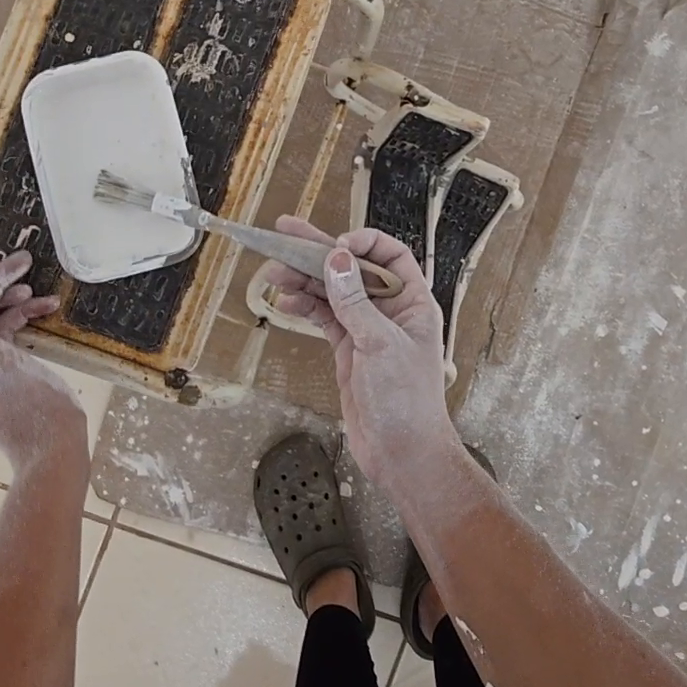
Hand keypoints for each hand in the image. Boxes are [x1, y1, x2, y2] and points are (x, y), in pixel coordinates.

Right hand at [262, 217, 458, 484]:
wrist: (402, 454)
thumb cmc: (406, 401)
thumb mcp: (381, 344)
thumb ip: (355, 301)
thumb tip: (336, 259)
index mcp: (412, 303)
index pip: (390, 256)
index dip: (363, 244)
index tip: (335, 248)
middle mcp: (390, 310)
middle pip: (352, 269)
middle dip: (319, 251)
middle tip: (284, 232)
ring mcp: (366, 329)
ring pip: (332, 293)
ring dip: (304, 280)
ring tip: (273, 272)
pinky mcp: (347, 349)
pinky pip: (324, 318)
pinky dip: (305, 307)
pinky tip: (285, 300)